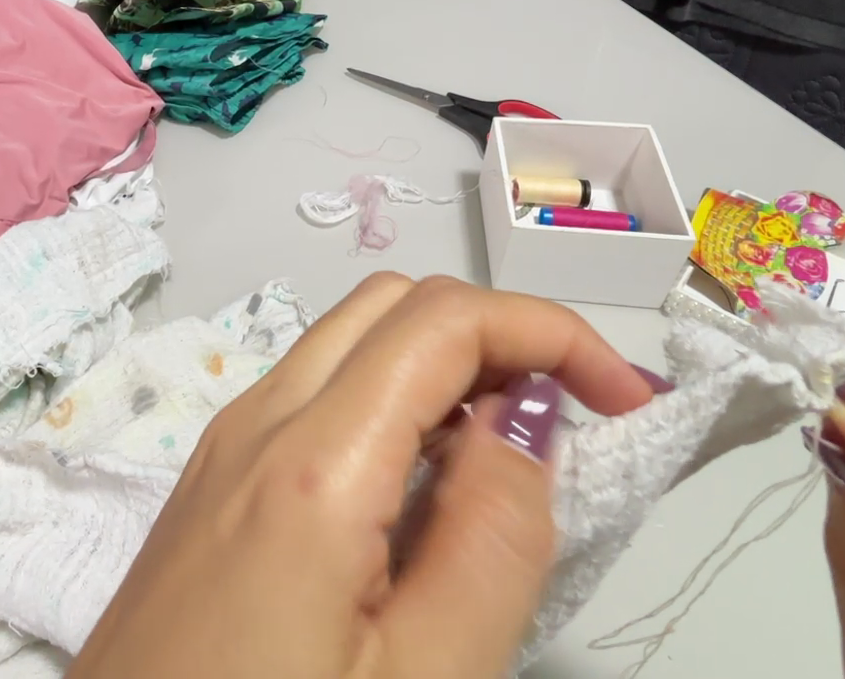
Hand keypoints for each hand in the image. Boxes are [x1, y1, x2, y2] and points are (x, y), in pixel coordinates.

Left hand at [67, 273, 662, 678]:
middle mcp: (258, 419)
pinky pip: (317, 391)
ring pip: (351, 340)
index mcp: (309, 460)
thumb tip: (523, 420)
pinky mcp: (217, 473)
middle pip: (391, 306)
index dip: (548, 330)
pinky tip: (422, 481)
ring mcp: (228, 440)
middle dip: (495, 332)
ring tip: (507, 453)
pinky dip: (391, 396)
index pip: (440, 320)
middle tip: (568, 417)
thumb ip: (492, 538)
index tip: (626, 399)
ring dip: (442, 362)